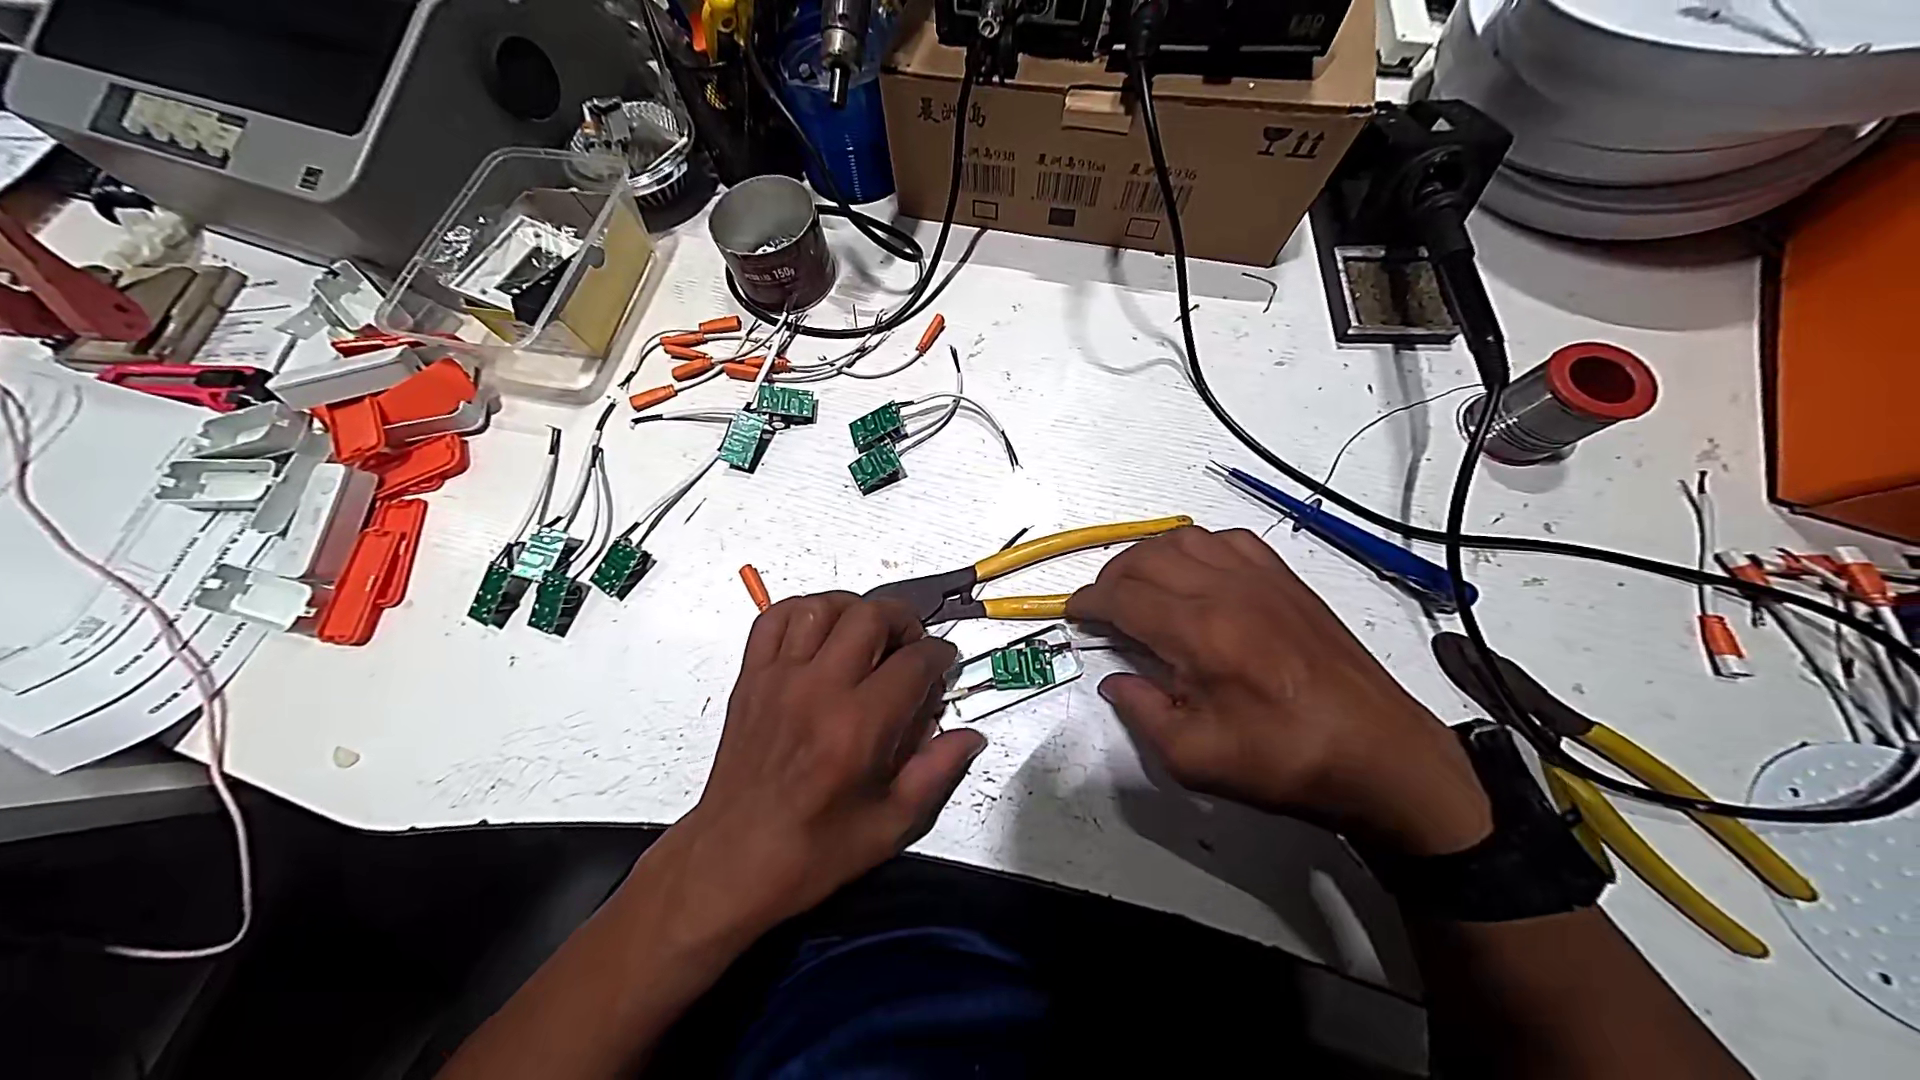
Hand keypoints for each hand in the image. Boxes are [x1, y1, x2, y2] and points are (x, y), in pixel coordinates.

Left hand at [666, 592, 984, 933]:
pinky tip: (820, 632)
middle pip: (871, 616)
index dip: (940, 655)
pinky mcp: (751, 680)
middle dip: (904, 621)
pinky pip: (773, 620)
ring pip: (822, 607)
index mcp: (857, 728)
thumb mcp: (889, 825)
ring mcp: (779, 680)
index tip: (942, 663)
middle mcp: (817, 692)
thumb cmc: (807, 852)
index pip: (914, 661)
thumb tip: (967, 738)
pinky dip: (801, 612)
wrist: (731, 863)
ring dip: (855, 610)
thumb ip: (936, 772)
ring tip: (869, 633)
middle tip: (911, 644)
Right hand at [1069, 527, 1490, 854]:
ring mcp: (1261, 579)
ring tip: (1138, 585)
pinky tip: (1193, 573)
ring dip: (1148, 557)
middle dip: (1110, 577)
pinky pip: (1228, 539)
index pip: (1123, 596)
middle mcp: (1228, 592)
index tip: (1076, 612)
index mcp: (1201, 634)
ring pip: (1183, 539)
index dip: (1089, 602)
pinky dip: (1195, 547)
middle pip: (1145, 559)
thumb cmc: (1290, 761)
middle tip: (1101, 605)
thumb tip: (1117, 682)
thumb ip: (1142, 711)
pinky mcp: (1286, 581)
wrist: (1378, 755)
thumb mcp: (1194, 757)